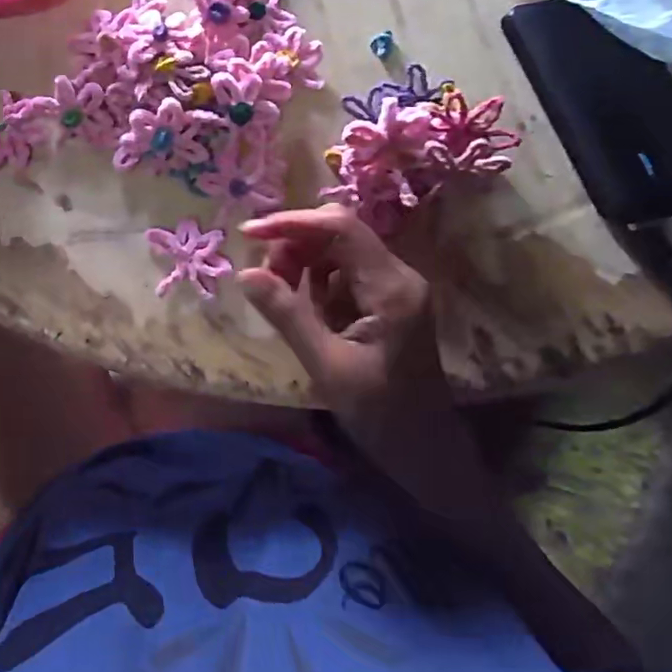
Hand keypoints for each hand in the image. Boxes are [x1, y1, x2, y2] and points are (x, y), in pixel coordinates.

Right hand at [238, 206, 449, 452]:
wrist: (426, 449)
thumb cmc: (381, 413)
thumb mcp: (327, 366)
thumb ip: (288, 315)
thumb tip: (246, 273)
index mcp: (391, 287)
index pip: (341, 228)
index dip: (293, 223)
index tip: (250, 233)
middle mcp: (397, 275)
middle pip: (338, 234)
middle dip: (294, 246)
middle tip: (265, 278)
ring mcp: (394, 286)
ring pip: (337, 251)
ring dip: (302, 264)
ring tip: (280, 296)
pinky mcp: (386, 299)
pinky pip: (343, 273)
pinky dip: (316, 282)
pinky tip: (305, 310)